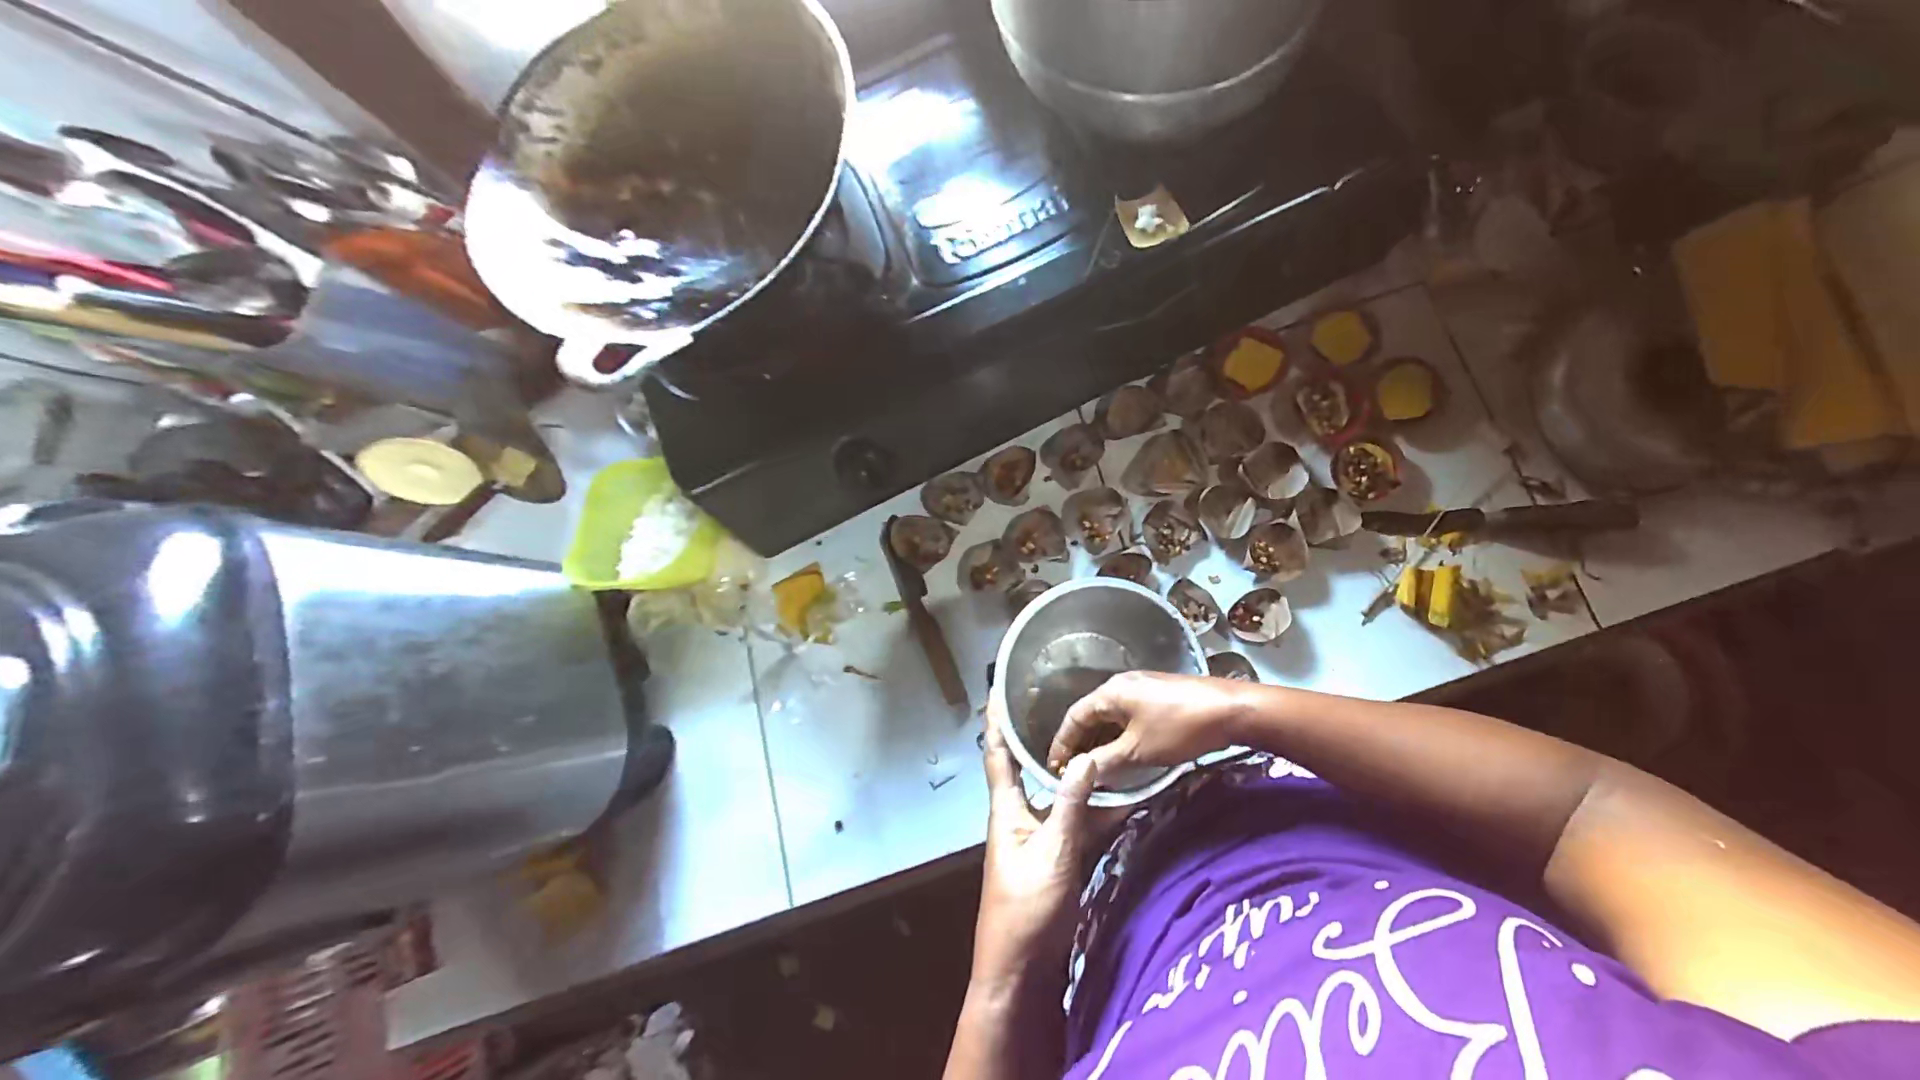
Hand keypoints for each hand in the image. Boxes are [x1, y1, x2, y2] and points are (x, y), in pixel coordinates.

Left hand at [972, 701, 1114, 991]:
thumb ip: (1070, 806)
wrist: (1019, 965)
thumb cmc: (1025, 906)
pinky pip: (1075, 820)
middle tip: (1063, 705)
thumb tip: (1085, 758)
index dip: (996, 720)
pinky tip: (1121, 797)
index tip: (999, 687)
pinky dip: (1094, 807)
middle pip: (1028, 766)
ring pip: (1057, 792)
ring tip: (1101, 743)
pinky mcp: (1055, 855)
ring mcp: (1038, 834)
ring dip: (1075, 772)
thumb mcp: (1053, 851)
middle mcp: (1019, 813)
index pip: (997, 752)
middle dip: (1041, 736)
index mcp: (1006, 807)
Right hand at [1047, 671, 1248, 775]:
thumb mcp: (1139, 751)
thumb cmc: (1180, 728)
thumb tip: (1079, 772)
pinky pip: (1127, 715)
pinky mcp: (1159, 694)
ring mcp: (1142, 687)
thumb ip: (1105, 762)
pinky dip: (1119, 734)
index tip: (1052, 767)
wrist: (1232, 710)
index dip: (1061, 742)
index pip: (1074, 716)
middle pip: (1091, 714)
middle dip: (1080, 743)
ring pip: (1111, 716)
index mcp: (1110, 692)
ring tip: (1095, 766)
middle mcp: (1121, 684)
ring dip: (1100, 740)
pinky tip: (1123, 752)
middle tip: (1072, 770)